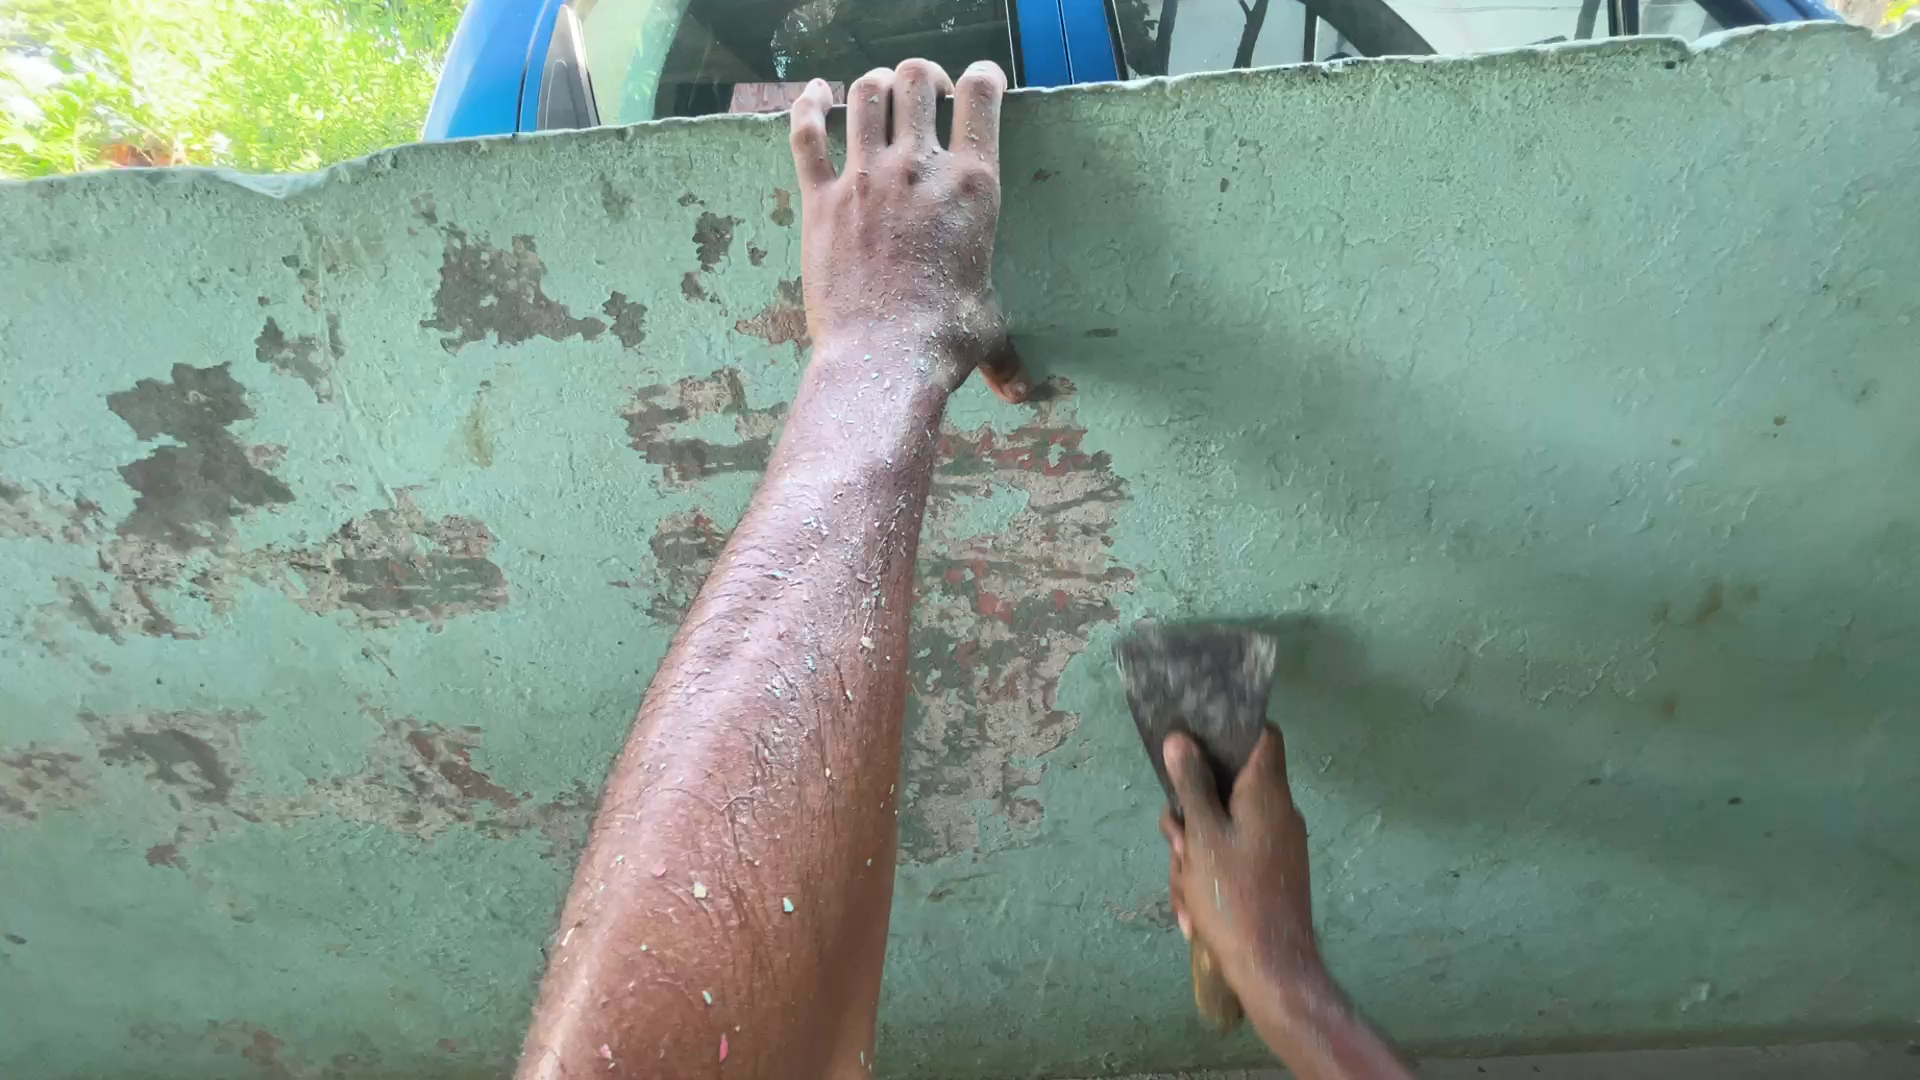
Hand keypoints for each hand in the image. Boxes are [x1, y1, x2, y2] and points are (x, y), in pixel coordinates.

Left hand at [787, 61, 1030, 401]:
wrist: (882, 359)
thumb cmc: (944, 342)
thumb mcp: (988, 332)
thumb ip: (1005, 350)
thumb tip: (1020, 390)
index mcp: (971, 187)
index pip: (982, 96)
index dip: (983, 79)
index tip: (977, 87)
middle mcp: (918, 168)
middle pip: (918, 80)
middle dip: (925, 78)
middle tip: (927, 98)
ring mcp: (865, 178)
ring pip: (866, 94)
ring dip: (876, 86)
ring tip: (880, 98)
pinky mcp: (821, 200)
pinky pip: (807, 132)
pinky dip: (810, 104)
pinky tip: (817, 93)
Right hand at [1162, 728, 1325, 998]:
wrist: (1273, 974)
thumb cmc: (1235, 897)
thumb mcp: (1201, 836)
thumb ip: (1190, 784)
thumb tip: (1180, 738)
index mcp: (1267, 793)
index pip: (1263, 735)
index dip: (1231, 726)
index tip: (1195, 734)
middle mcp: (1277, 811)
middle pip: (1227, 785)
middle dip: (1191, 811)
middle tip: (1179, 844)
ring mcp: (1275, 842)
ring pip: (1221, 823)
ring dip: (1194, 850)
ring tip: (1187, 886)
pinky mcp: (1269, 869)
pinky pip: (1231, 852)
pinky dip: (1209, 871)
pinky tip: (1193, 906)